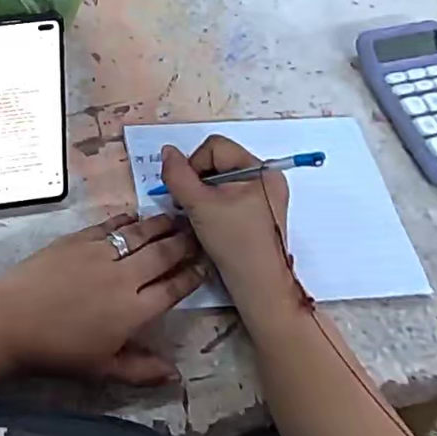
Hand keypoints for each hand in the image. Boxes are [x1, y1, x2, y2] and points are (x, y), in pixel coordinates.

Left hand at [0, 215, 203, 385]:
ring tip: (174, 217)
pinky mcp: (78, 238)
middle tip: (197, 231)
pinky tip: (134, 217)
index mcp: (134, 310)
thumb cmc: (58, 350)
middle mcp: (123, 277)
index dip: (192, 275)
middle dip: (183, 242)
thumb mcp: (102, 369)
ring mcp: (100, 253)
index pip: (173, 288)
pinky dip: (125, 220)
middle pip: (162, 254)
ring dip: (160, 225)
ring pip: (139, 234)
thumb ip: (141, 369)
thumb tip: (175, 374)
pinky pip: (109, 225)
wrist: (13, 318)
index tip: (205, 263)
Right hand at [160, 137, 301, 311]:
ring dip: (205, 192)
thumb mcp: (198, 205)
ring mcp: (268, 196)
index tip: (188, 193)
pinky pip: (233, 194)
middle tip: (191, 204)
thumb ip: (177, 174)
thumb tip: (167, 151)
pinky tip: (212, 223)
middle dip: (199, 179)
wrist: (261, 288)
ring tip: (200, 215)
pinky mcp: (264, 212)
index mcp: (259, 169)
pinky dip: (217, 203)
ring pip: (223, 179)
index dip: (194, 165)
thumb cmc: (233, 243)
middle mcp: (268, 177)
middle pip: (219, 160)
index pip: (214, 147)